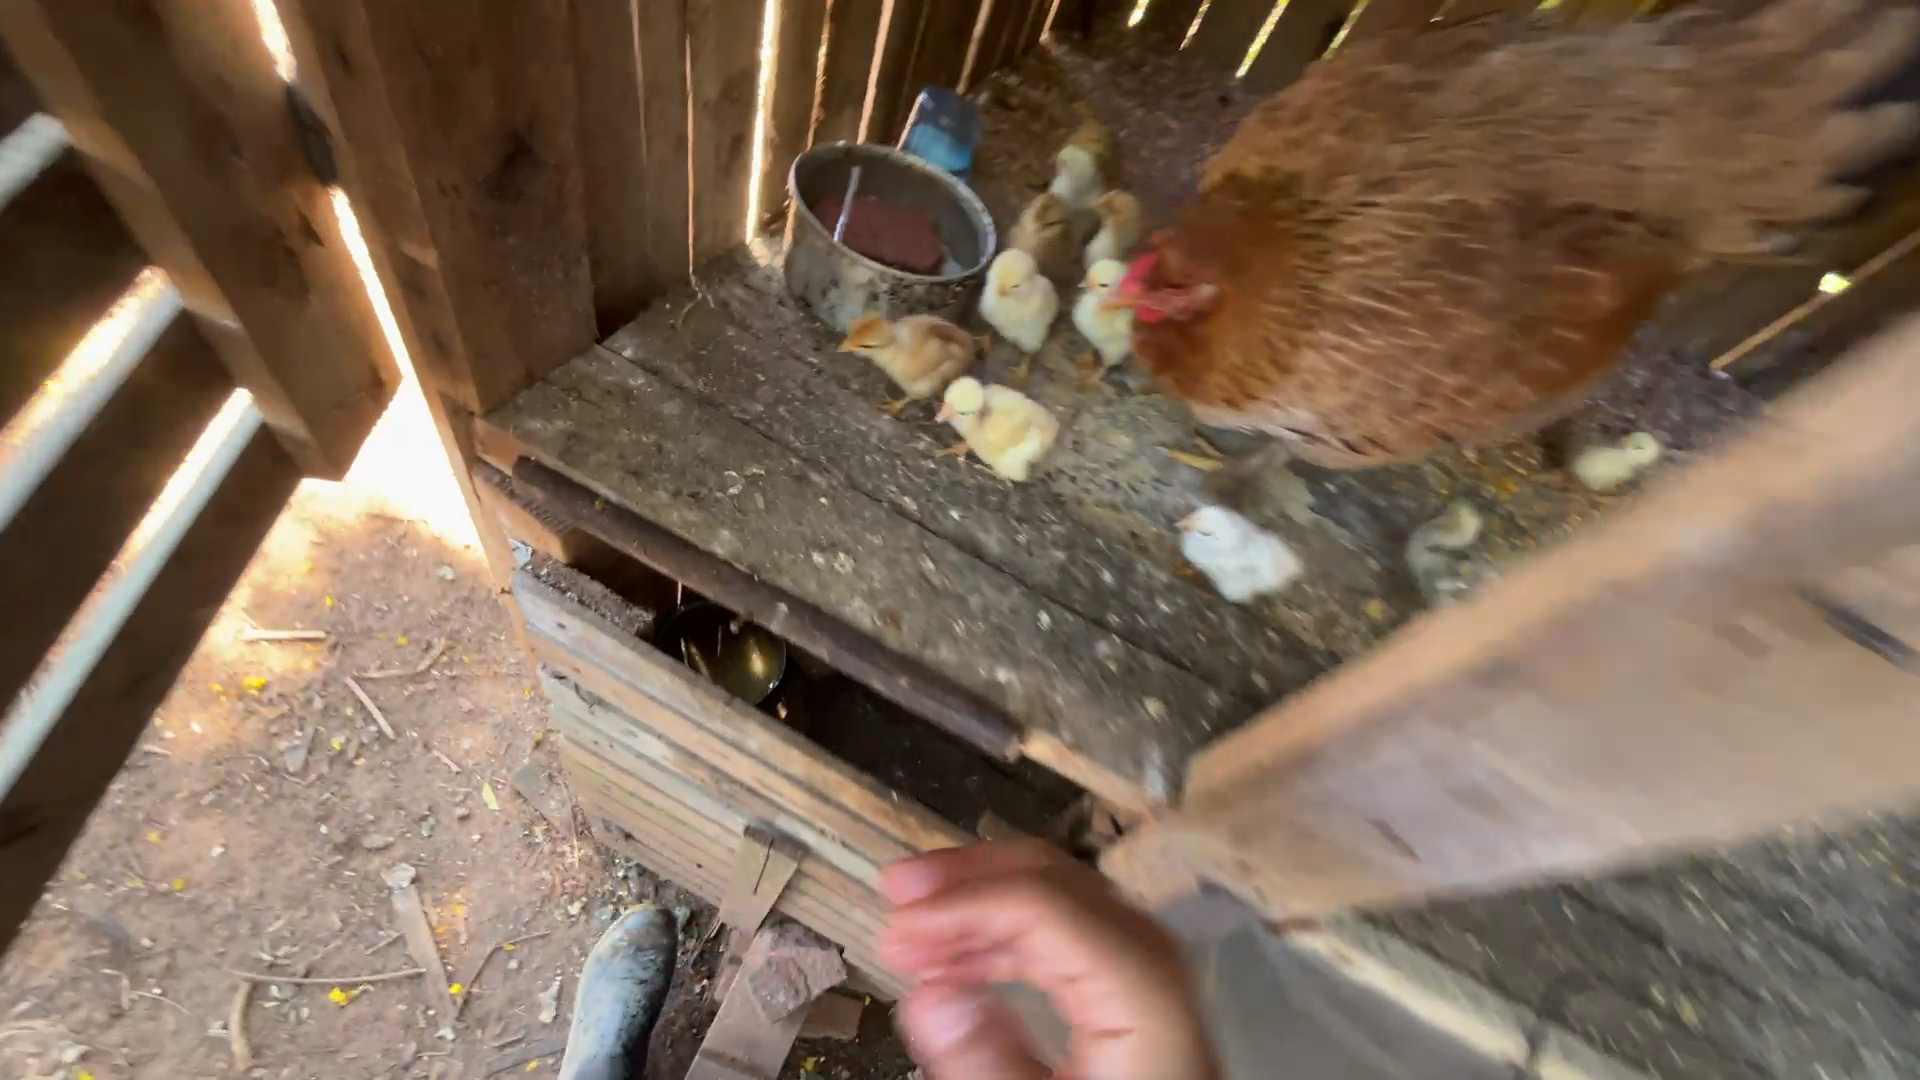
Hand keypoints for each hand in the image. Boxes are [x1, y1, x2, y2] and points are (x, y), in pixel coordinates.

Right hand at [879, 841, 1217, 1079]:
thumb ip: (989, 1061)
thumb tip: (925, 999)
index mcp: (1140, 978)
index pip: (1041, 902)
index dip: (962, 902)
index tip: (900, 922)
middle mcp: (1141, 947)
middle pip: (1043, 878)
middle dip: (963, 879)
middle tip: (897, 889)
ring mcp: (1131, 954)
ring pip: (1041, 896)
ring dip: (970, 907)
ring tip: (907, 931)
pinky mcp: (1116, 973)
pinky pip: (1048, 933)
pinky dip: (994, 938)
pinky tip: (947, 961)